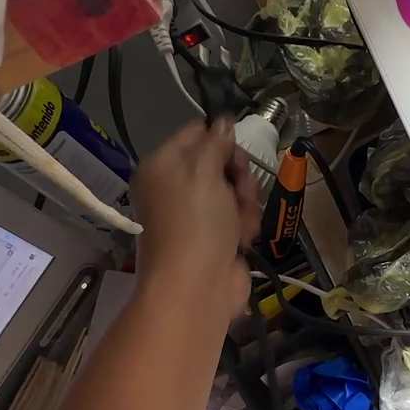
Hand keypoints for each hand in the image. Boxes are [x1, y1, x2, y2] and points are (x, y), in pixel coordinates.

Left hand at [132, 119, 259, 314]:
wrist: (197, 288)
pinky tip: (242, 242)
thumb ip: (215, 142)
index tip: (237, 152)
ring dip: (246, 206)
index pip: (196, 133)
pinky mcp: (217, 239)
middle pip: (221, 164)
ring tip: (240, 226)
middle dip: (239, 177)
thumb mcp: (204, 172)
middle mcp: (176, 188)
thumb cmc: (197, 224)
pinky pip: (239, 220)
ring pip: (236, 193)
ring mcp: (197, 216)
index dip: (222, 139)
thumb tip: (223, 121)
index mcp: (163, 166)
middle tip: (240, 191)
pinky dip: (245, 228)